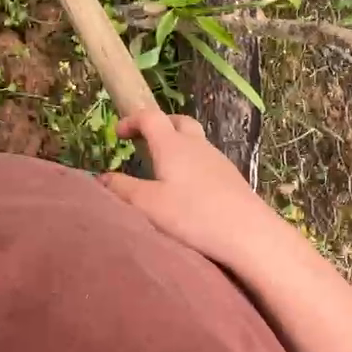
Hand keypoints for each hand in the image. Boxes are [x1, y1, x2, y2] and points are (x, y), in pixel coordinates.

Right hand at [99, 111, 294, 272]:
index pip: (150, 117)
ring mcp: (217, 160)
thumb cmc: (194, 216)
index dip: (132, 120)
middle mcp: (196, 145)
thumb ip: (122, 189)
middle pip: (177, 121)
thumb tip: (101, 176)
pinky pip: (206, 159)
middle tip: (144, 141)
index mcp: (172, 145)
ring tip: (164, 167)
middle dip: (159, 125)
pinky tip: (189, 189)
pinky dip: (192, 162)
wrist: (249, 234)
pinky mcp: (231, 177)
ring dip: (177, 144)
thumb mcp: (149, 205)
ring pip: (195, 140)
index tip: (119, 133)